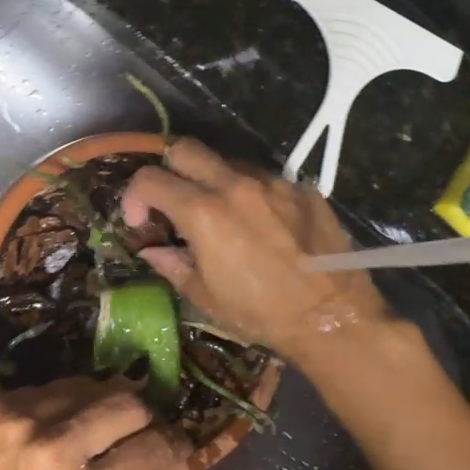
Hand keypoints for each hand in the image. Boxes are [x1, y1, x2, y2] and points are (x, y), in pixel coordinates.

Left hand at [0, 378, 189, 469]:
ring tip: (108, 408)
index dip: (171, 445)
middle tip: (145, 421)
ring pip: (87, 386)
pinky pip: (48, 388)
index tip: (175, 442)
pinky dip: (64, 399)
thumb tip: (145, 451)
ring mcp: (23, 418)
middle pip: (125, 405)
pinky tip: (64, 411)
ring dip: (105, 398)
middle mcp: (58, 447)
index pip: (149, 451)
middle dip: (144, 413)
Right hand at [121, 138, 391, 365]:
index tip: (139, 220)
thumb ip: (173, 265)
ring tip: (223, 216)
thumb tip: (151, 250)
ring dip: (214, 182)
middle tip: (173, 200)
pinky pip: (266, 180)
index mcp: (203, 213)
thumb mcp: (206, 298)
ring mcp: (273, 183)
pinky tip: (264, 225)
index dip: (134, 196)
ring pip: (228, 163)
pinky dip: (253, 195)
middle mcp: (235, 186)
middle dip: (169, 170)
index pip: (150, 179)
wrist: (335, 319)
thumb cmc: (262, 315)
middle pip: (185, 150)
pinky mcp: (303, 189)